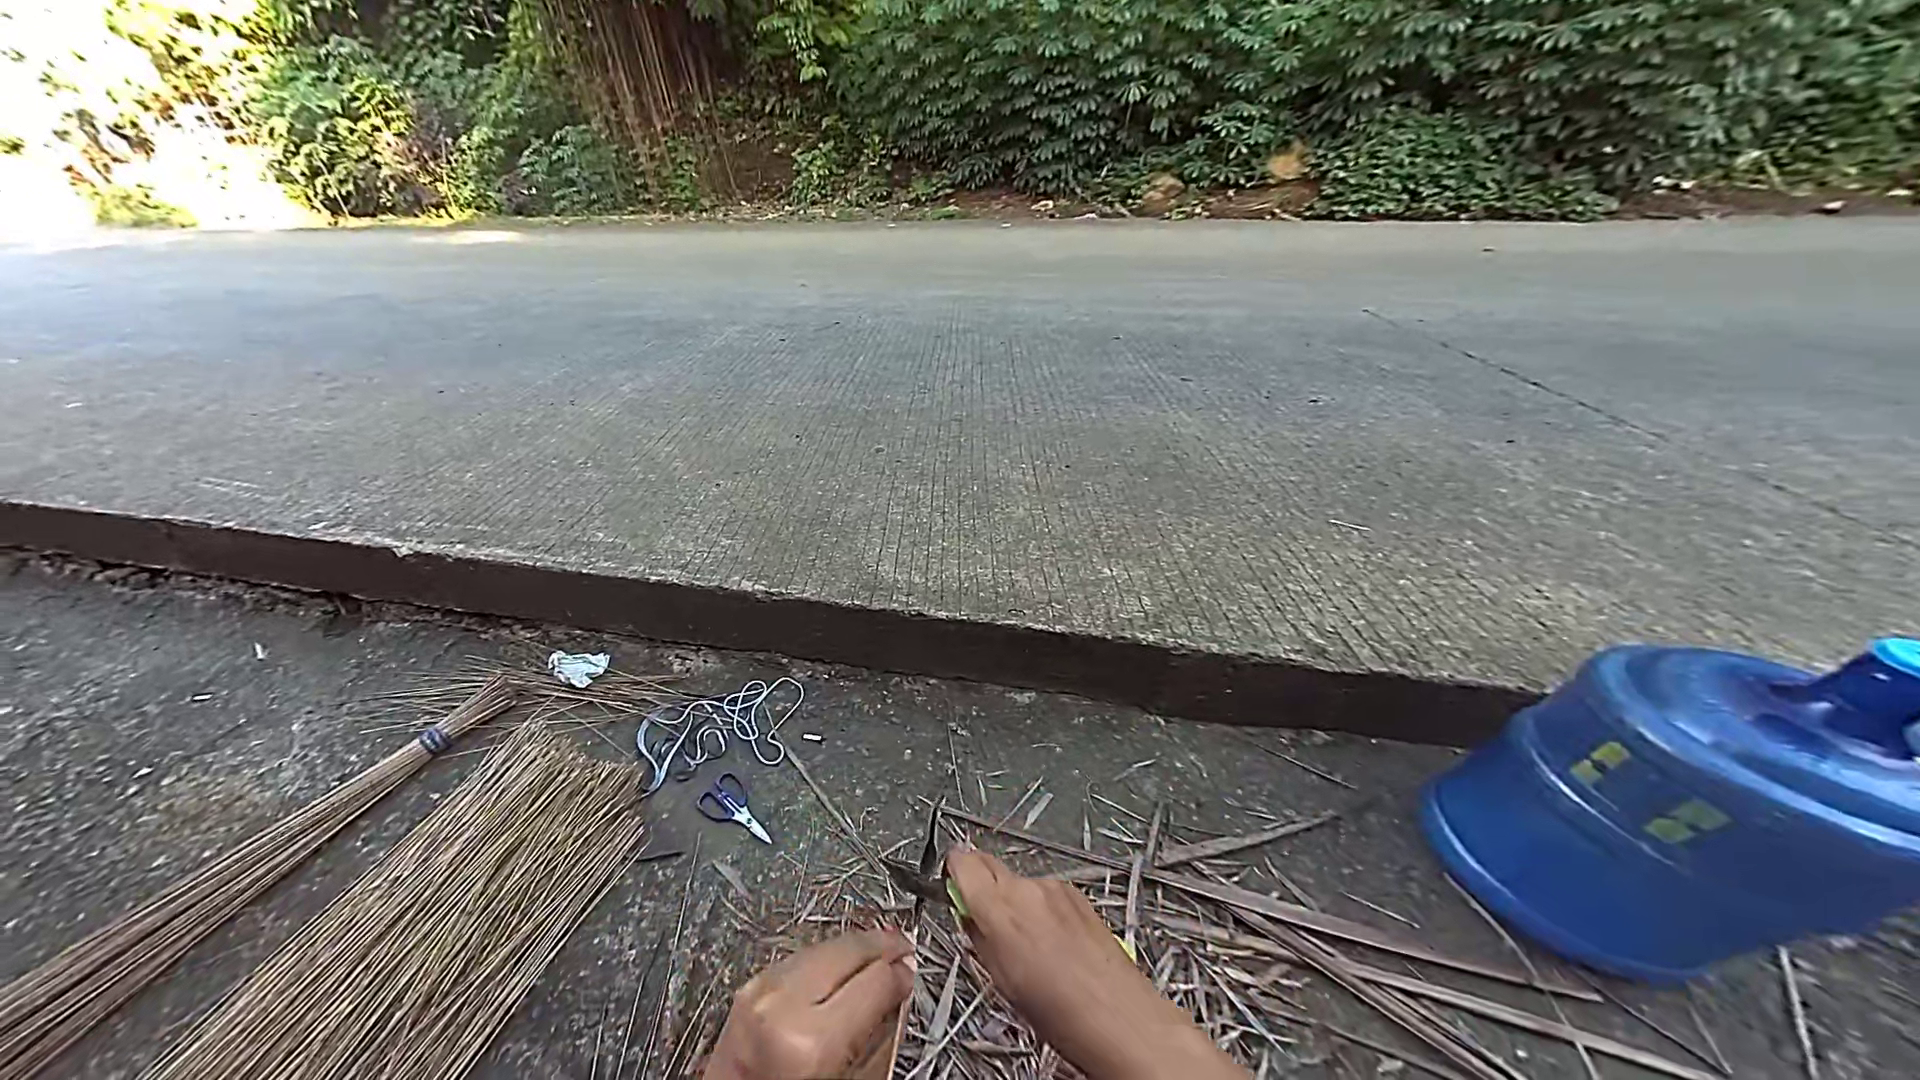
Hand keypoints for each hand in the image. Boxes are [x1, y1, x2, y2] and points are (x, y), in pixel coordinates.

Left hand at [704, 929, 913, 1079]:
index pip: (875, 978)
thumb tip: (898, 988)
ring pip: (828, 945)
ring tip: (880, 952)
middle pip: (851, 948)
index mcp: (811, 1041)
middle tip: (904, 947)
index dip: (900, 972)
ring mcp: (762, 989)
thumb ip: (876, 1034)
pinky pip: (805, 955)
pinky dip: (830, 955)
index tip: (911, 972)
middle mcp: (783, 1004)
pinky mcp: (751, 984)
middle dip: (882, 945)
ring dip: (857, 946)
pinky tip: (845, 963)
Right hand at [947, 848, 1246, 1079]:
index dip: (954, 872)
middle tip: (979, 915)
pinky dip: (1039, 906)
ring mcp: (1055, 888)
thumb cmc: (1064, 1014)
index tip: (952, 885)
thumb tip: (967, 916)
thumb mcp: (1001, 980)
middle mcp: (1028, 888)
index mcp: (1001, 908)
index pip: (963, 863)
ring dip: (1013, 900)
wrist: (1122, 1017)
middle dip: (979, 883)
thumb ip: (978, 936)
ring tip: (1024, 943)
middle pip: (988, 864)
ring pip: (1018, 880)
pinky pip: (1044, 890)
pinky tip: (1050, 941)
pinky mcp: (1076, 893)